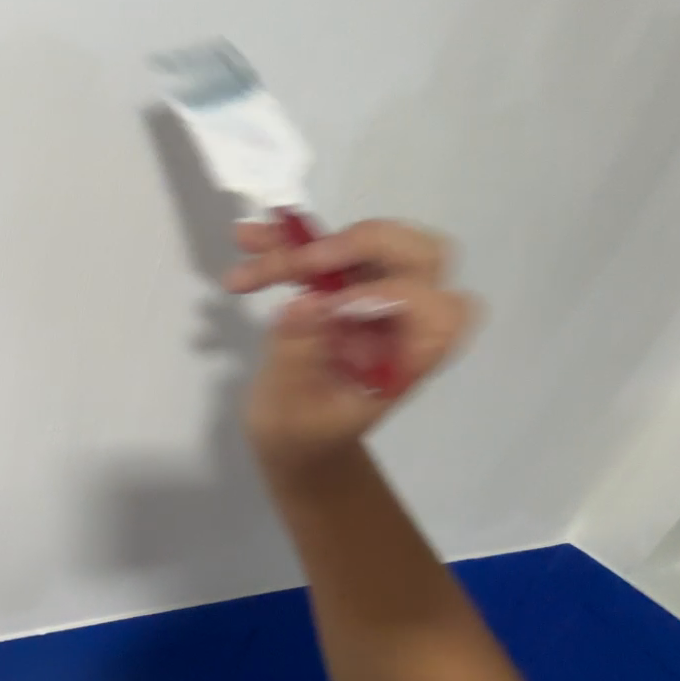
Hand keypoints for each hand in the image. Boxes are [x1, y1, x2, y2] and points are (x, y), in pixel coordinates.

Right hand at [224, 219, 474, 469]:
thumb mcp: (290, 411)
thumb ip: (298, 359)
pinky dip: (287, 244)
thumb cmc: (301, 437)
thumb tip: (305, 303)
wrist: (295, 440)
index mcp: (407, 359)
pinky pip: (324, 253)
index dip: (392, 295)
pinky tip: (248, 240)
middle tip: (301, 260)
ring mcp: (374, 300)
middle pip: (416, 257)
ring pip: (360, 247)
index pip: (433, 310)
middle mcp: (402, 322)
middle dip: (359, 245)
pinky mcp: (342, 289)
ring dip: (301, 242)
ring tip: (246, 242)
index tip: (331, 306)